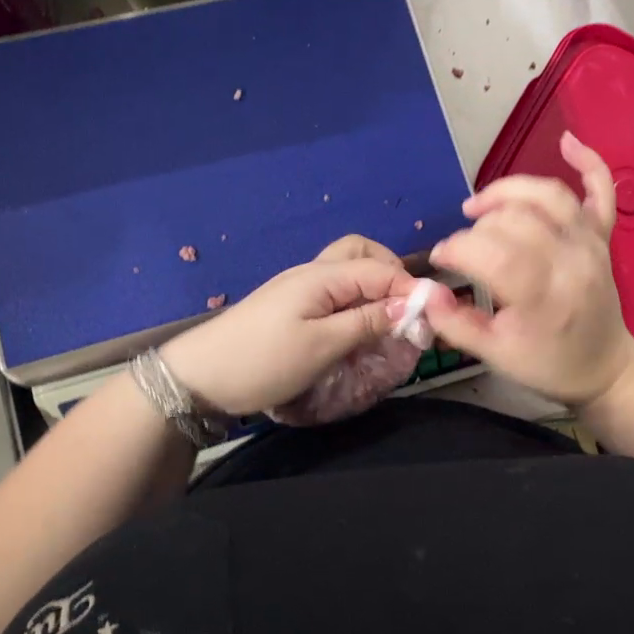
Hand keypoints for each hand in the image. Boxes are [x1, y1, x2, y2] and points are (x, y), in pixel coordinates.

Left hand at [159, 236, 437, 415]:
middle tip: (406, 310)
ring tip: (387, 322)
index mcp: (322, 276)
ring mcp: (298, 290)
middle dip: (391, 274)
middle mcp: (312, 273)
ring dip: (373, 289)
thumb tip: (412, 305)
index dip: (411, 289)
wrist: (198, 378)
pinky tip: (358, 331)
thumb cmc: (263, 360)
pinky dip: (354, 303)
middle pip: (361, 254)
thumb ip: (368, 322)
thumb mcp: (322, 345)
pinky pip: (333, 294)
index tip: (436, 317)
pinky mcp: (289, 308)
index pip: (381, 269)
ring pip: (347, 274)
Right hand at [426, 132, 633, 406]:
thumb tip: (423, 292)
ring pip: (549, 195)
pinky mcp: (603, 236)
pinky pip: (601, 191)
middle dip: (478, 226)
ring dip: (509, 192)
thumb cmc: (547, 363)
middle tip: (465, 248)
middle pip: (516, 219)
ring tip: (479, 205)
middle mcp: (570, 262)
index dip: (457, 248)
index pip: (492, 253)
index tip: (442, 259)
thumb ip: (455, 324)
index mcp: (543, 297)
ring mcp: (590, 244)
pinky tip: (566, 141)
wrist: (603, 368)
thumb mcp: (494, 356)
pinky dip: (587, 162)